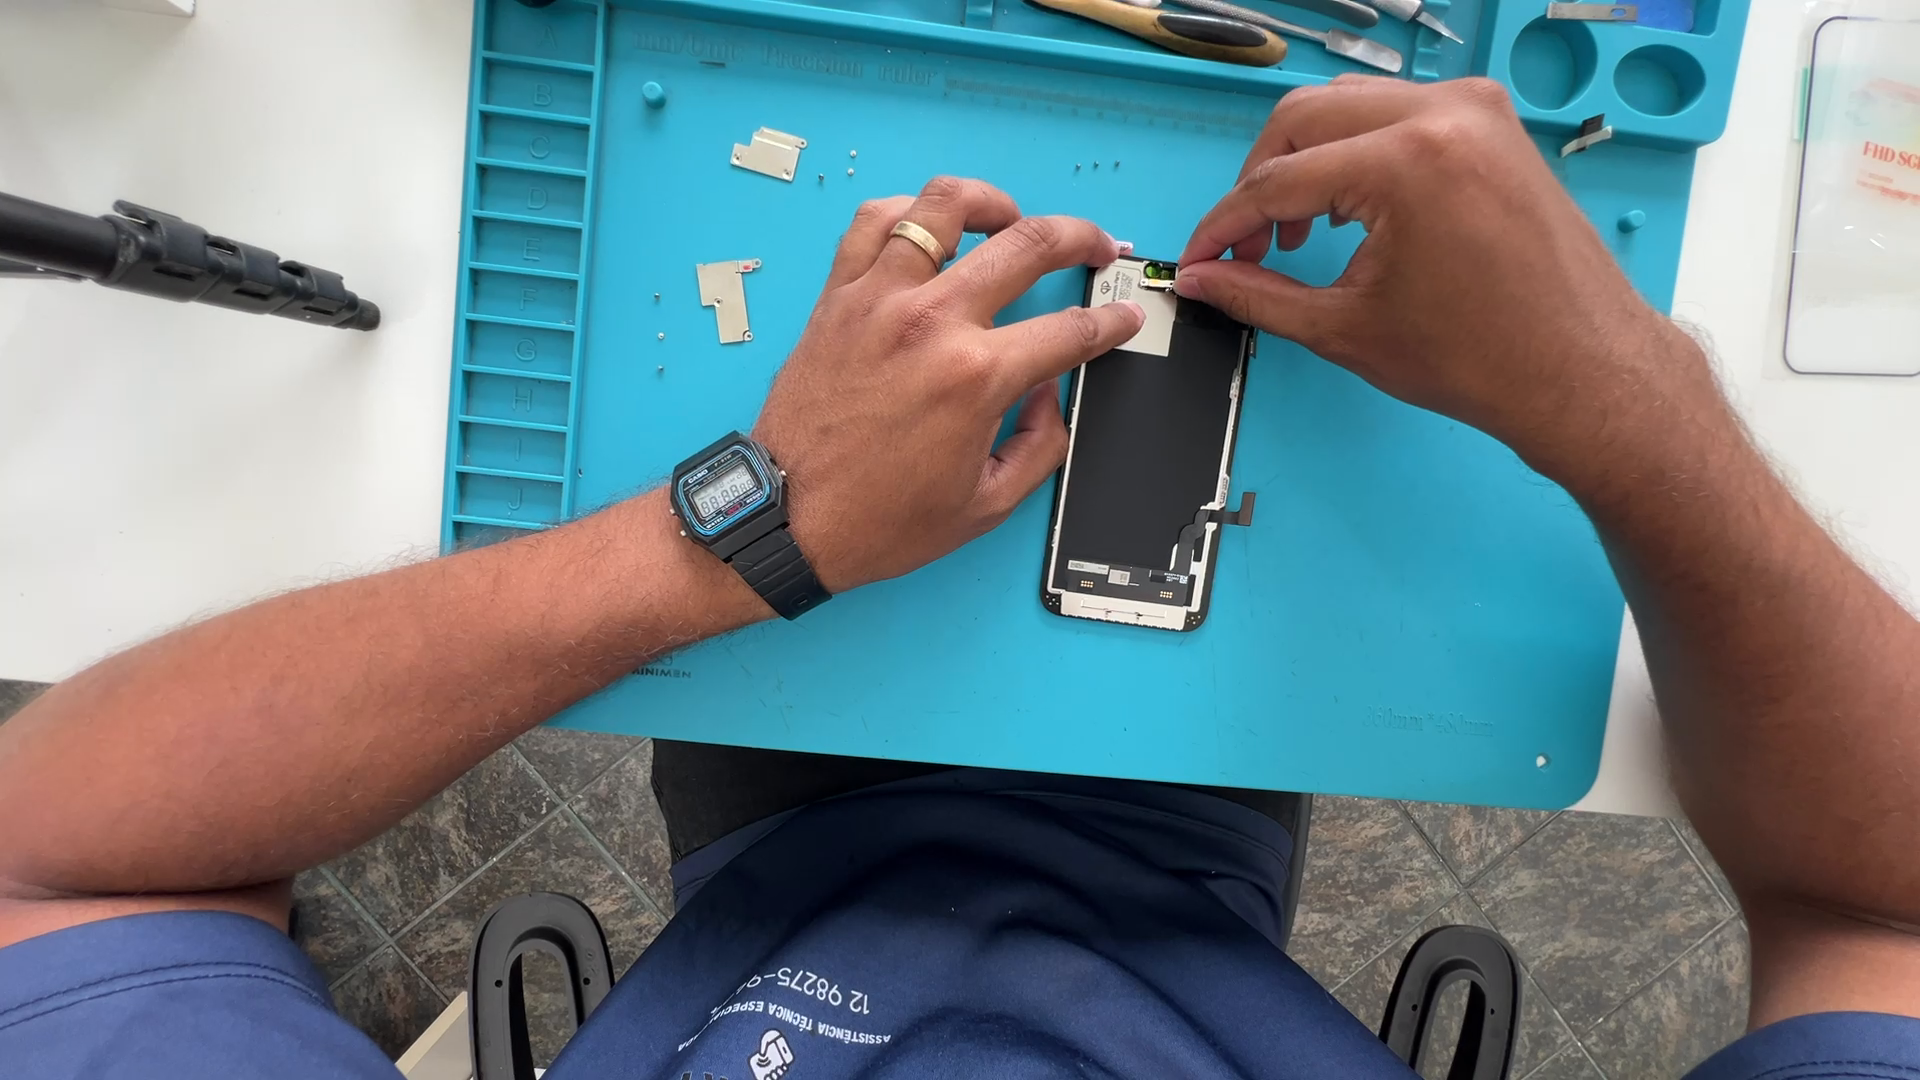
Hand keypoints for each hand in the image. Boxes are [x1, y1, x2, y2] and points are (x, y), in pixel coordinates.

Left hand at [754, 177, 1142, 592]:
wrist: (790, 519)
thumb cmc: (879, 520)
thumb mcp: (987, 506)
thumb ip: (1041, 446)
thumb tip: (1049, 396)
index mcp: (977, 378)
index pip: (1070, 331)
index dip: (1110, 323)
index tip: (1123, 318)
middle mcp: (932, 323)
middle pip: (1028, 244)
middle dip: (1081, 237)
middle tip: (1096, 246)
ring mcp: (880, 301)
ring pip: (946, 207)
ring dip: (994, 202)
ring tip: (1011, 216)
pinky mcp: (838, 298)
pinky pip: (874, 223)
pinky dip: (909, 211)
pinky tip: (928, 226)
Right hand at [1177, 77, 1707, 469]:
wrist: (1574, 366)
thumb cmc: (1467, 356)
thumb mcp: (1337, 328)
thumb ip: (1253, 294)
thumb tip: (1198, 280)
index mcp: (1406, 162)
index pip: (1275, 181)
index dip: (1219, 227)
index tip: (1196, 261)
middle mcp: (1443, 112)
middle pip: (1300, 119)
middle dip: (1254, 186)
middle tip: (1241, 250)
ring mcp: (1473, 109)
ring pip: (1343, 108)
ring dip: (1298, 167)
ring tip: (1289, 238)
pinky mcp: (1488, 123)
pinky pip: (1390, 116)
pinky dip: (1347, 158)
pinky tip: (1340, 214)